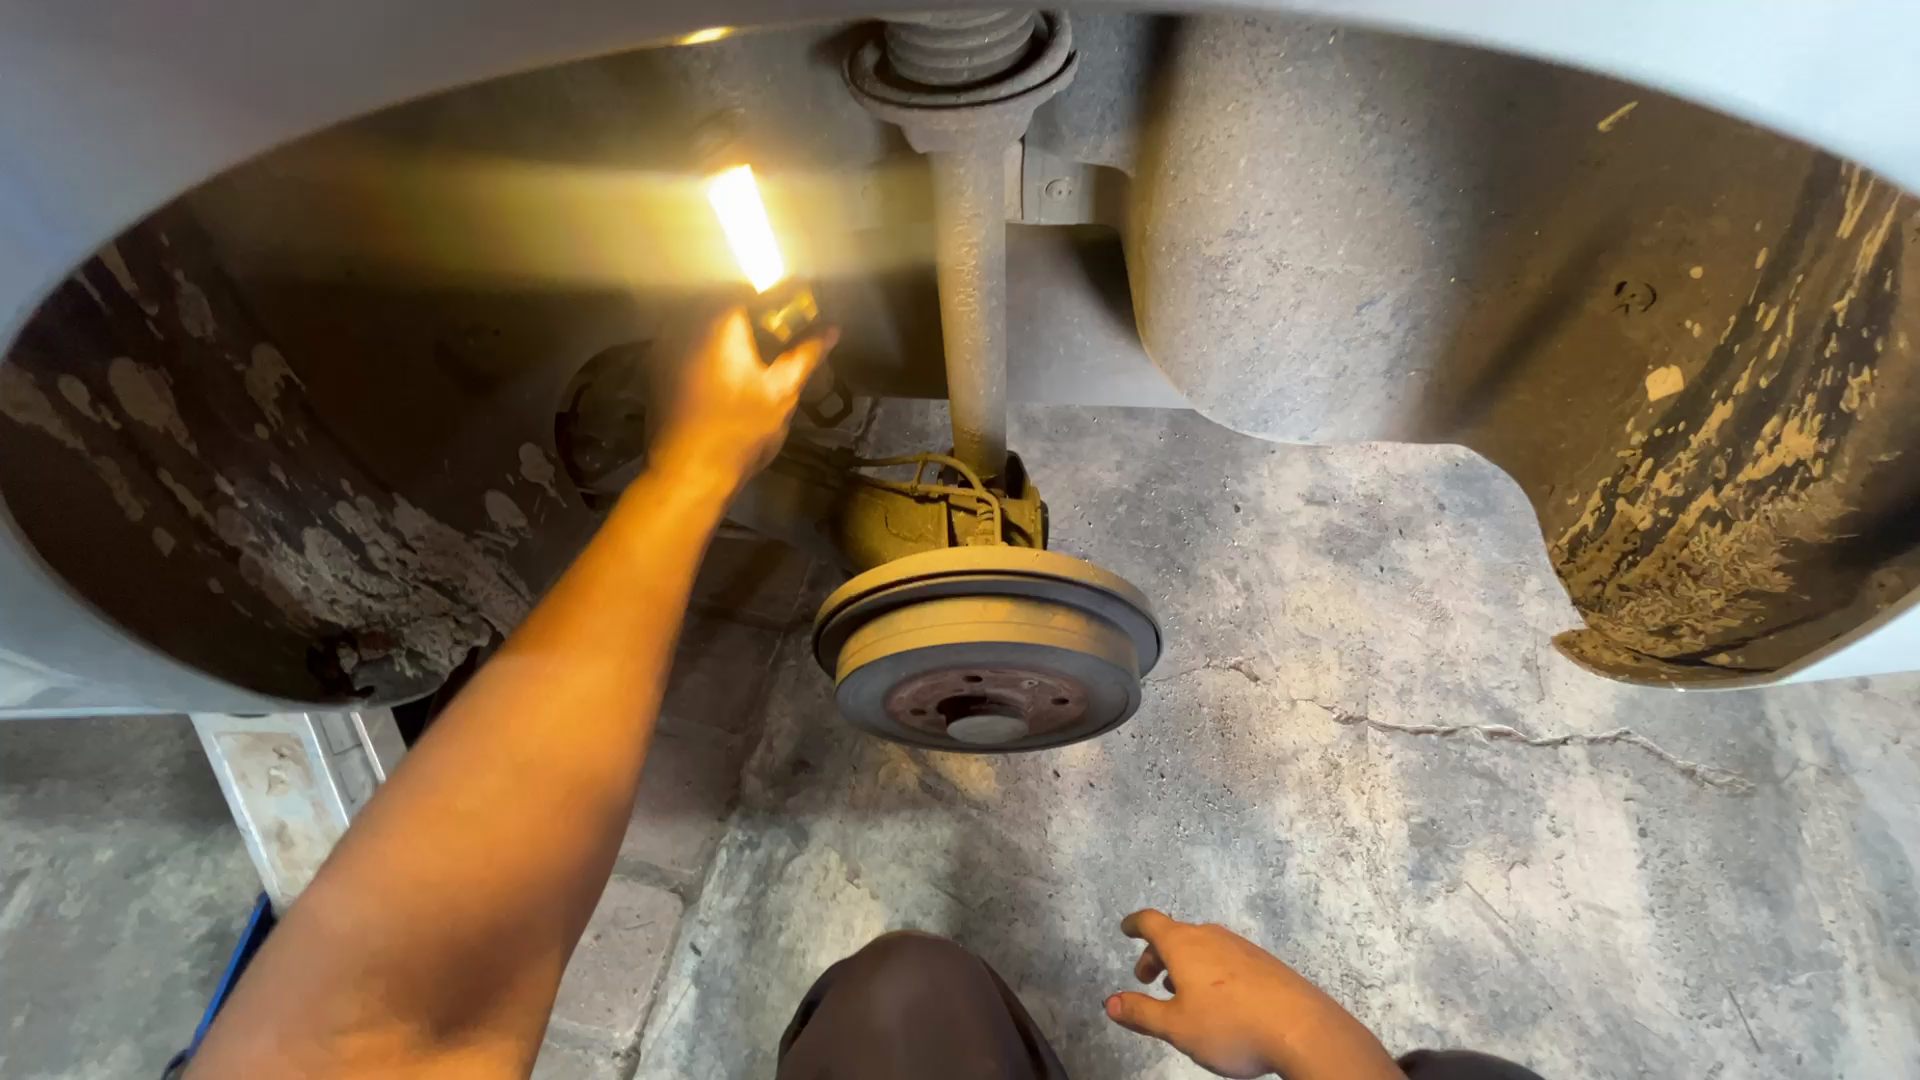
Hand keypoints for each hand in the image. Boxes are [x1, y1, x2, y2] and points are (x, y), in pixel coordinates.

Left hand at [648, 307, 837, 497]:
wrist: (688, 472)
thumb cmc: (740, 432)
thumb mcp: (782, 393)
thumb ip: (805, 355)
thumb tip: (831, 331)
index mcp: (720, 322)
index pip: (757, 290)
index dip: (784, 295)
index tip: (805, 303)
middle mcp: (686, 321)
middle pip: (727, 298)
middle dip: (757, 309)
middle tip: (784, 329)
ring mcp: (665, 343)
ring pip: (704, 316)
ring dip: (732, 325)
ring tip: (758, 348)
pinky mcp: (656, 365)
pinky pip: (688, 337)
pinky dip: (711, 342)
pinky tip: (728, 367)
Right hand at [1105, 910, 1401, 1079]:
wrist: (1301, 1028)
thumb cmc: (1230, 1025)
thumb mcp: (1177, 1027)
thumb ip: (1141, 1013)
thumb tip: (1110, 1003)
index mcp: (1182, 944)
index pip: (1150, 921)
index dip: (1134, 924)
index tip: (1125, 928)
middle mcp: (1209, 935)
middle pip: (1175, 934)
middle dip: (1157, 954)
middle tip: (1148, 978)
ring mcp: (1239, 946)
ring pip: (1201, 945)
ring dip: (1185, 963)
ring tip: (1181, 991)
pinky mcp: (1263, 962)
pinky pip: (1225, 956)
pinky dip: (1209, 969)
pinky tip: (1219, 998)